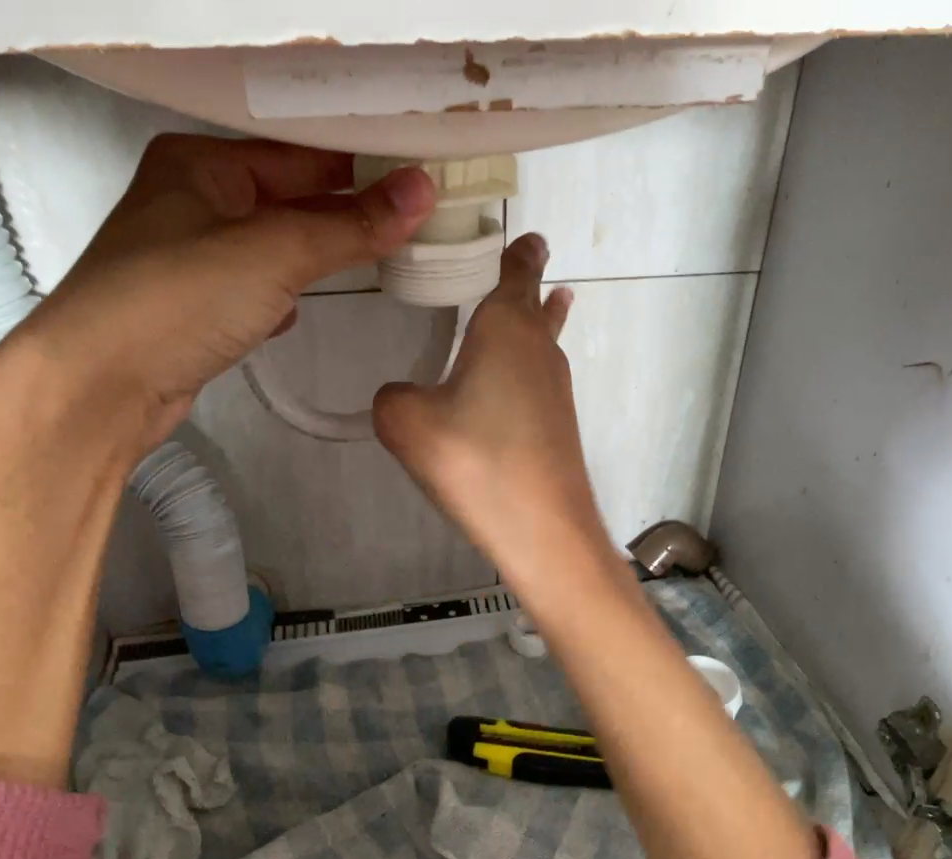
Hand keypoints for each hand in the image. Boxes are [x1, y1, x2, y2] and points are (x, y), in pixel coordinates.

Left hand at [1, 134, 436, 449]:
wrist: (99, 386)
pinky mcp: (195, 308)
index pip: (299, 151)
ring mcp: (192, 257)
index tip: (423, 172)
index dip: (361, 161)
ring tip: (386, 254)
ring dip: (321, 253)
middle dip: (347, 211)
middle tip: (421, 215)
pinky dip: (285, 293)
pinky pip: (256, 287)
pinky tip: (306, 307)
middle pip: (289, 197)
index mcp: (202, 163)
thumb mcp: (274, 253)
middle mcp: (194, 200)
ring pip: (275, 246)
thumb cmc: (180, 299)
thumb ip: (350, 227)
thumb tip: (423, 191)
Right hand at [372, 234, 599, 581]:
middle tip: (524, 263)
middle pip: (537, 306)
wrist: (544, 530)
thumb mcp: (407, 423)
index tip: (524, 234)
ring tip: (528, 313)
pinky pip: (537, 381)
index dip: (518, 250)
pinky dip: (524, 370)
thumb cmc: (477, 461)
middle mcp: (539, 350)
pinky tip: (504, 389)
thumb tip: (407, 396)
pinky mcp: (558, 427)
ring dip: (534, 327)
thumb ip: (393, 396)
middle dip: (530, 286)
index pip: (517, 271)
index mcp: (507, 328)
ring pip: (542, 344)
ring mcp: (556, 390)